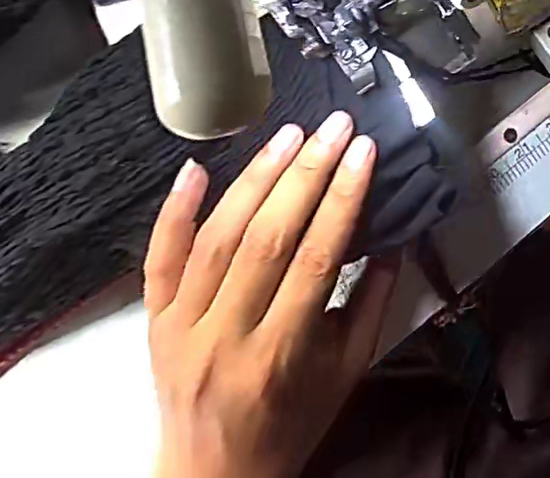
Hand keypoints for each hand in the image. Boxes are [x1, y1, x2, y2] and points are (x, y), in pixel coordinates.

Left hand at [144, 111, 398, 477]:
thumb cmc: (291, 422)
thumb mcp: (348, 368)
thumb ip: (374, 298)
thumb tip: (395, 232)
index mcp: (279, 355)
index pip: (316, 259)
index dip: (342, 198)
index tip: (364, 151)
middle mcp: (224, 338)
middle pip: (267, 239)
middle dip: (306, 174)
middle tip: (334, 127)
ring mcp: (180, 327)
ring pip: (217, 237)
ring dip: (256, 178)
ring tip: (290, 134)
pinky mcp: (153, 321)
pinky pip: (159, 260)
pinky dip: (174, 211)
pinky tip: (195, 167)